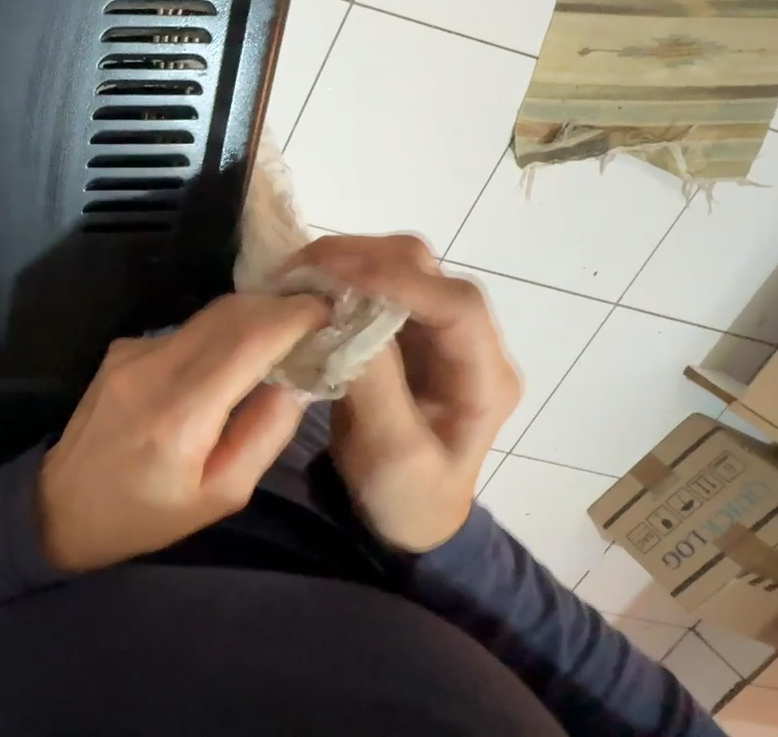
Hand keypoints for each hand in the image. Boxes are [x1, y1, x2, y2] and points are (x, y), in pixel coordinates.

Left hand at [37, 294, 325, 573]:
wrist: (62, 503)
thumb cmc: (145, 515)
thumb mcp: (220, 495)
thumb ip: (264, 434)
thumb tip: (298, 381)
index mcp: (181, 411)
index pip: (248, 338)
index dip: (294, 316)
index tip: (332, 309)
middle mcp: (152, 367)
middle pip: (228, 314)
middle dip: (278, 307)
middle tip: (319, 316)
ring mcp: (131, 352)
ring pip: (205, 318)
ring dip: (249, 319)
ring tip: (285, 335)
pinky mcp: (120, 349)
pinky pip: (182, 333)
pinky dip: (216, 336)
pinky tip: (231, 359)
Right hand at [295, 234, 521, 552]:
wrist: (407, 517)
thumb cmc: (406, 494)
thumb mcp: (391, 452)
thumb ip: (373, 385)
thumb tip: (339, 317)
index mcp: (483, 377)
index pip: (456, 305)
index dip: (397, 282)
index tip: (330, 277)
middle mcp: (468, 341)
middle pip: (425, 270)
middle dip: (360, 260)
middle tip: (296, 273)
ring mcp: (435, 331)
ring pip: (398, 265)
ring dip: (345, 261)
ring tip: (293, 277)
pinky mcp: (404, 329)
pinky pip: (373, 282)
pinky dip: (337, 275)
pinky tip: (303, 287)